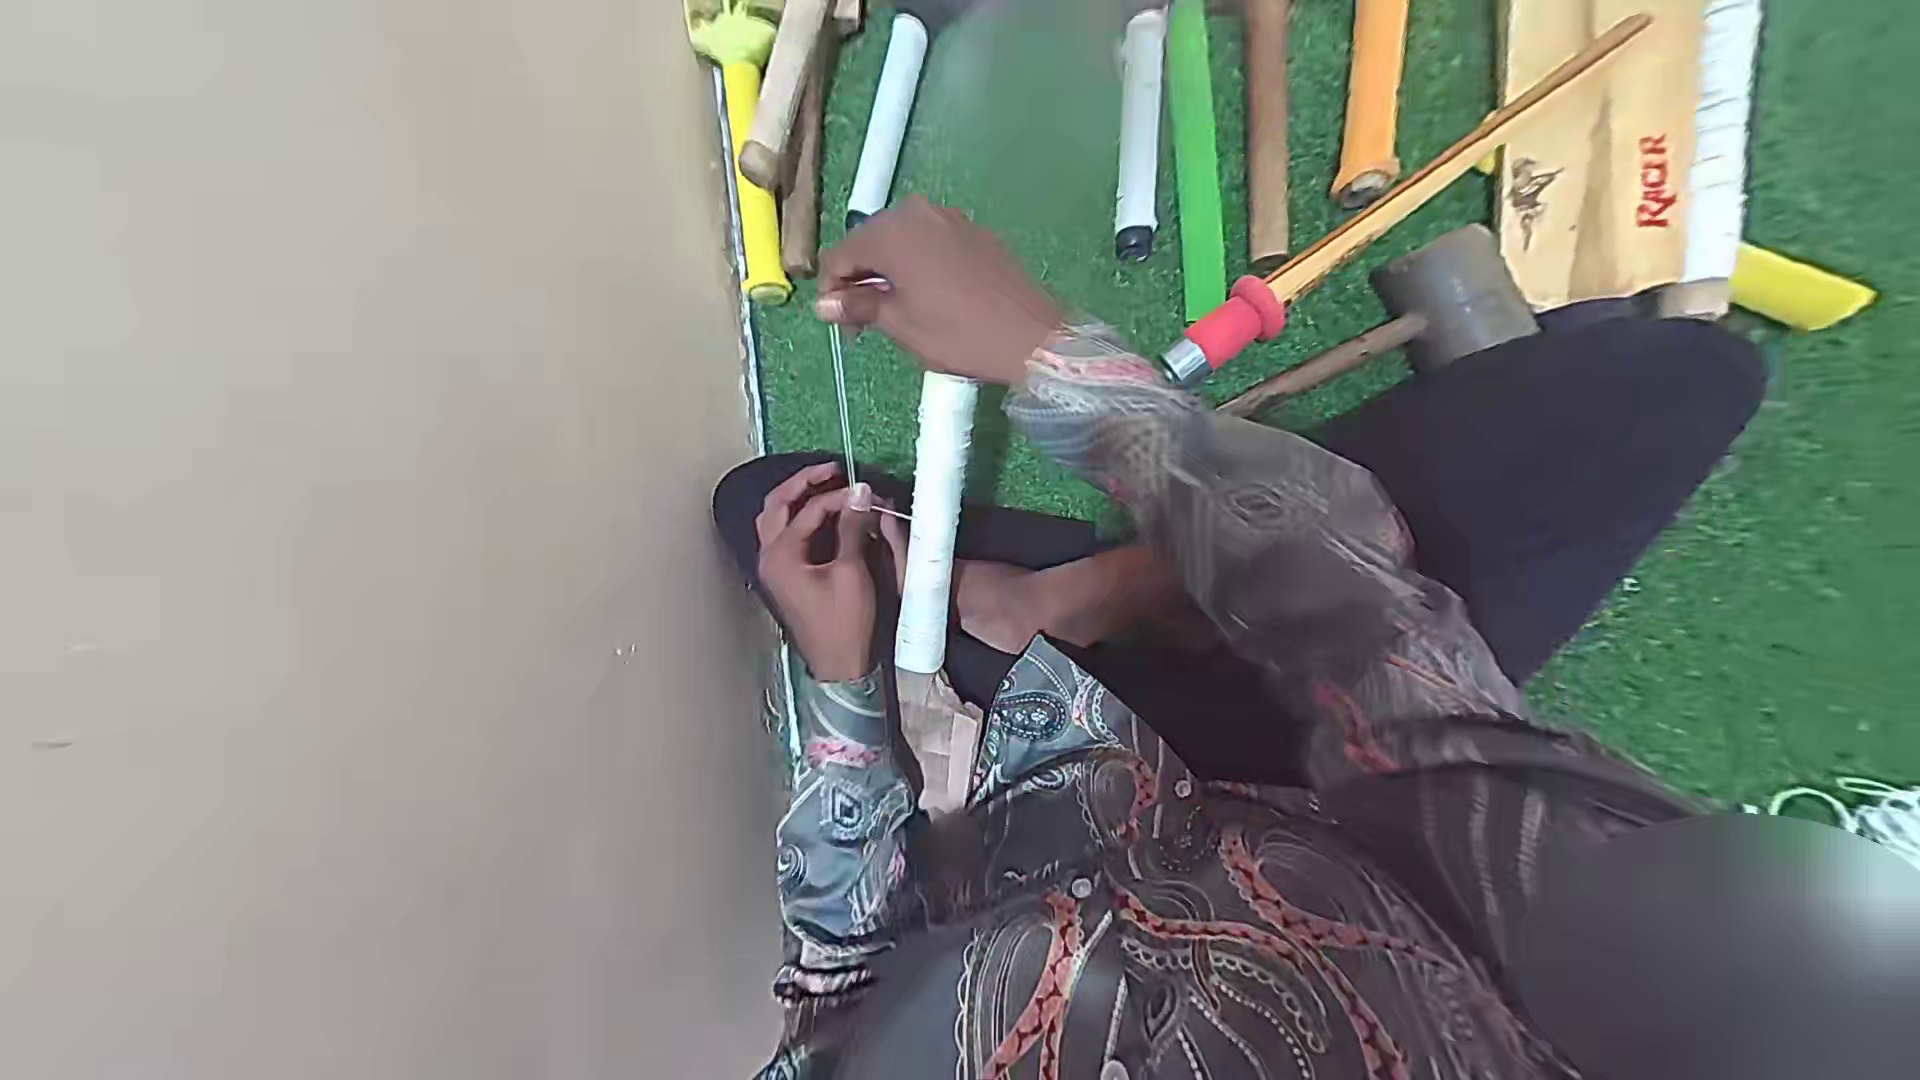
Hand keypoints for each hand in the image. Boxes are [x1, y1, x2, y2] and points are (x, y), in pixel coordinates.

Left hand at [756, 463, 902, 681]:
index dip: (838, 497)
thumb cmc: (844, 622)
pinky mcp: (785, 576)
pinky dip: (800, 519)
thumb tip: (860, 492)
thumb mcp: (851, 571)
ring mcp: (774, 568)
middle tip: (832, 471)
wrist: (839, 665)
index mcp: (781, 555)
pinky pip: (784, 535)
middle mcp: (769, 557)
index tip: (865, 491)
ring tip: (826, 486)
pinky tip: (823, 515)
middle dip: (803, 483)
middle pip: (777, 505)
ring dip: (797, 499)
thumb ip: (852, 528)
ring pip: (776, 519)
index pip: (809, 510)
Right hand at [817, 197, 1063, 386]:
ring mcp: (949, 218)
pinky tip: (927, 297)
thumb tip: (824, 303)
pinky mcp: (974, 231)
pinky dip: (917, 267)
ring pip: (901, 242)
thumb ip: (860, 307)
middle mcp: (918, 212)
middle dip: (860, 280)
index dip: (832, 290)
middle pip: (870, 242)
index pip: (841, 254)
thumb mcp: (902, 325)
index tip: (840, 324)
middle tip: (865, 323)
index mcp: (892, 232)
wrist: (1031, 335)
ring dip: (889, 273)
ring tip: (896, 312)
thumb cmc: (959, 334)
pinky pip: (930, 244)